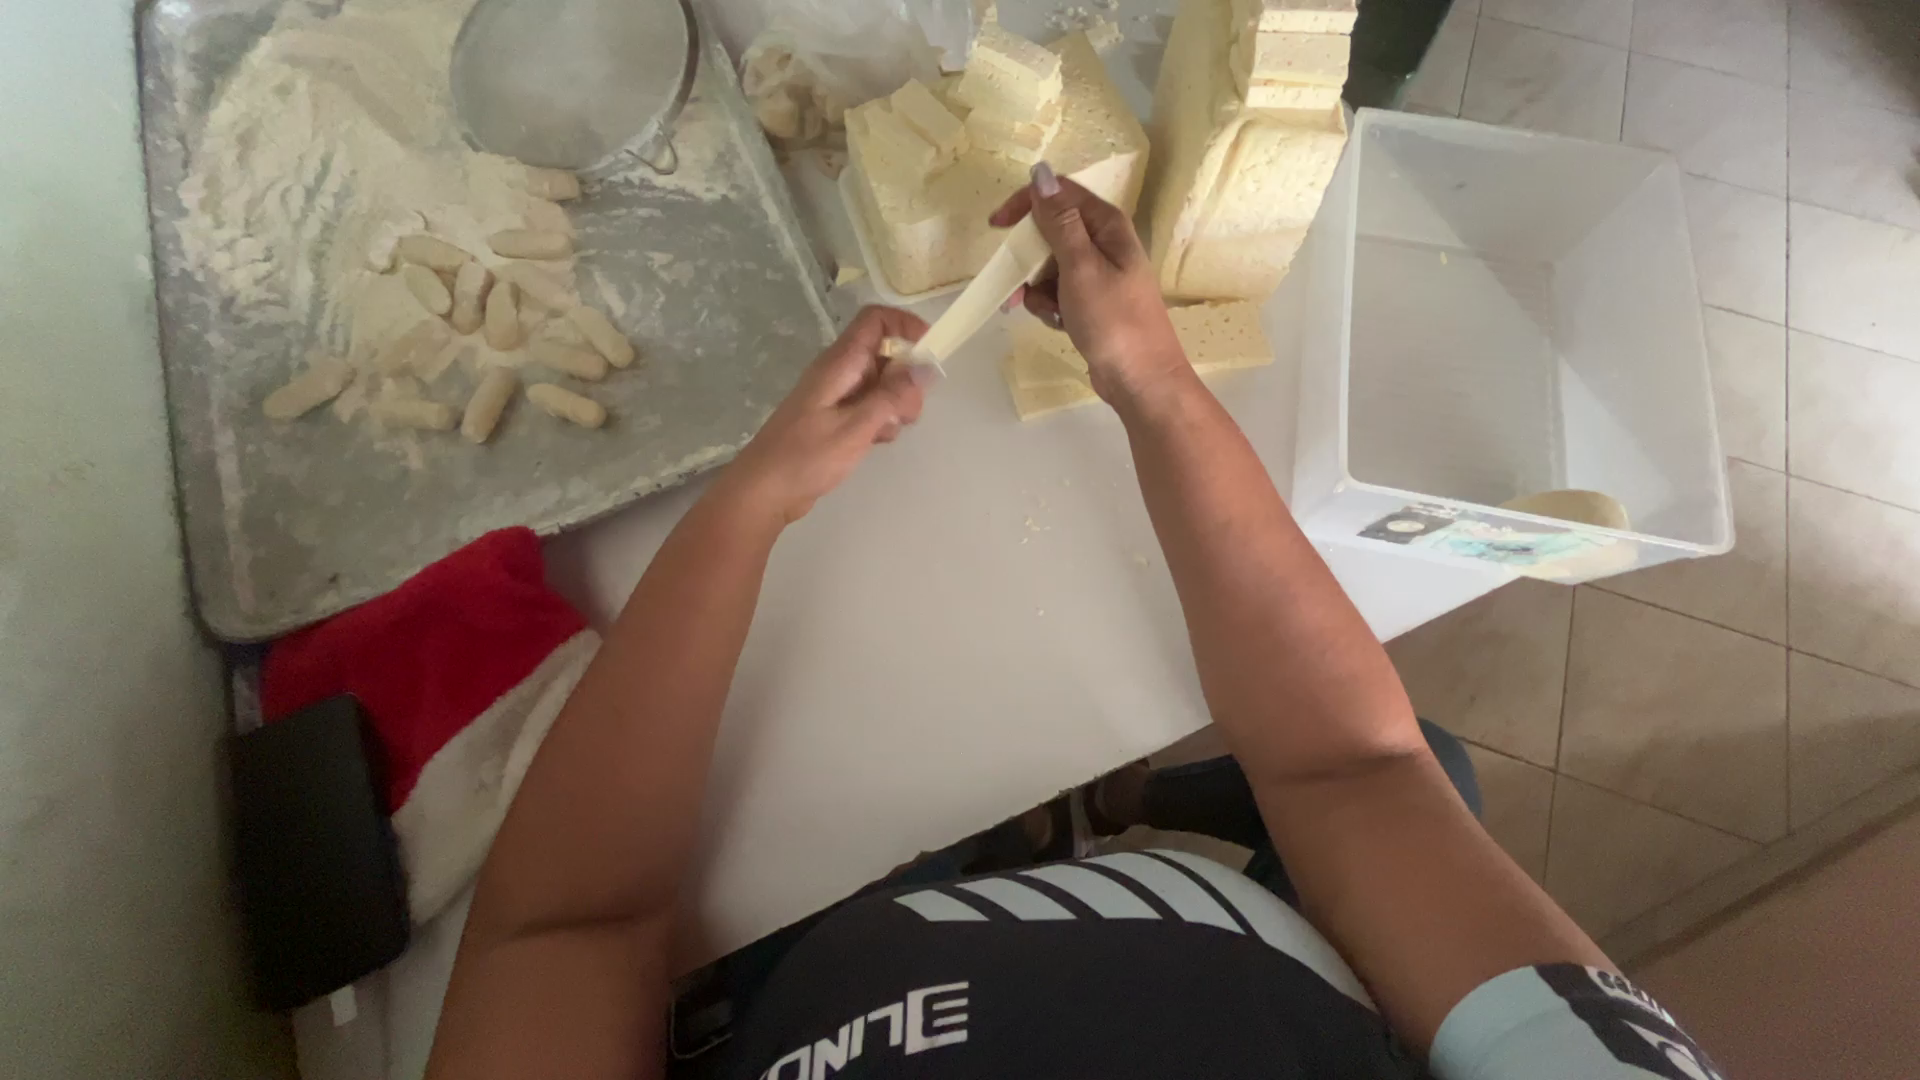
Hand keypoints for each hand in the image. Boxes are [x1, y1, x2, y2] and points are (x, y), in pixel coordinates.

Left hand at [716, 306, 932, 525]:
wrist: (765, 491)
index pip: (876, 320)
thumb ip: (892, 396)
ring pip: (882, 384)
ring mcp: (838, 396)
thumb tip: (926, 367)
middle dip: (908, 378)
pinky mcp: (837, 418)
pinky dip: (882, 420)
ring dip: (897, 403)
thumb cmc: (805, 457)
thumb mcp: (855, 427)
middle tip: (908, 413)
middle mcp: (839, 372)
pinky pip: (871, 407)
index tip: (930, 352)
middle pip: (885, 354)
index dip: (906, 326)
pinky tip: (877, 442)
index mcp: (840, 364)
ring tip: (888, 431)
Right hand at [989, 164, 1189, 404]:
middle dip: (1028, 259)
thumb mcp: (1081, 267)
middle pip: (1051, 233)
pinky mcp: (1091, 304)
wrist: (1140, 378)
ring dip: (1038, 289)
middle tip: (1013, 286)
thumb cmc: (1113, 320)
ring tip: (1047, 313)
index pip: (1059, 194)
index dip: (1026, 204)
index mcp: (1106, 225)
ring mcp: (1098, 276)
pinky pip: (1058, 294)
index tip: (996, 227)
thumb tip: (1041, 174)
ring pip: (1050, 267)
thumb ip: (1059, 222)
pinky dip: (1050, 307)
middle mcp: (1104, 244)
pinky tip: (1058, 324)